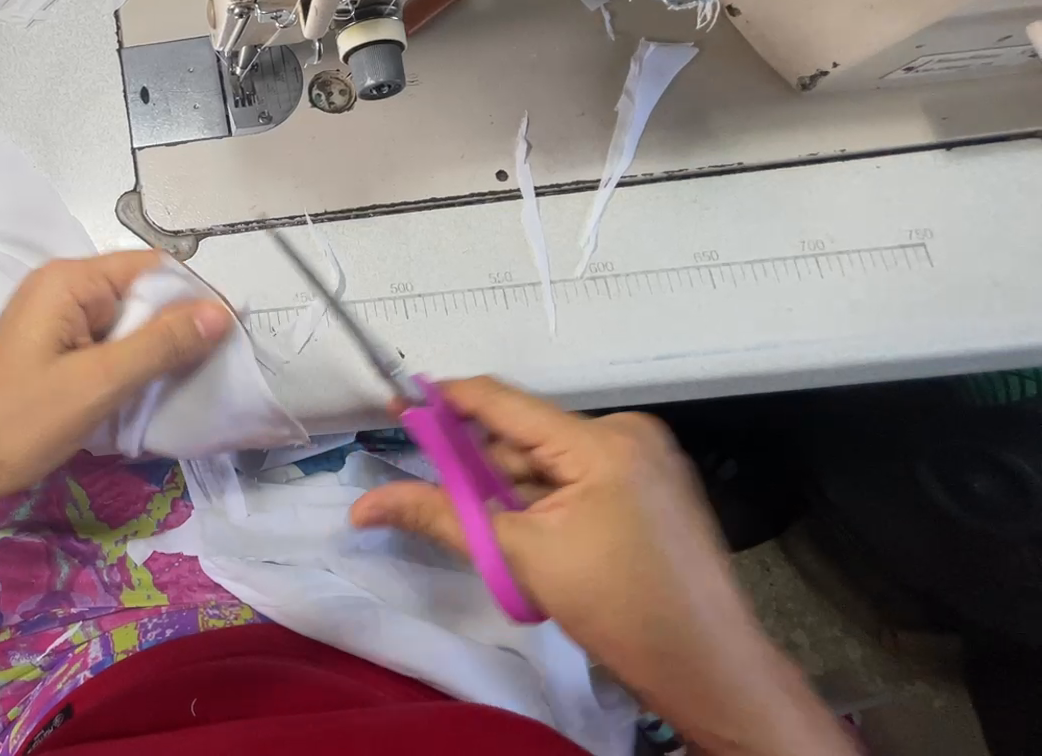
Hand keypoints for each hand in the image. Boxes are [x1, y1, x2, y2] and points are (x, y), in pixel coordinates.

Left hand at [0, 251, 231, 516]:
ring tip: (181, 389)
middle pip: (139, 294)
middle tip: (209, 373)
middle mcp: (61, 289)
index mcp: (68, 281)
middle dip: (175, 330)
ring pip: (125, 325)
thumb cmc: (16, 424)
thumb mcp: (97, 383)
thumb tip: (220, 311)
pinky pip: (105, 347)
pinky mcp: (52, 351)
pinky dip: (128, 368)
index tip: (228, 339)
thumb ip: (160, 344)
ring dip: (153, 354)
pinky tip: (143, 397)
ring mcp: (54, 321)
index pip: (151, 267)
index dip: (193, 297)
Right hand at [350, 378, 855, 755]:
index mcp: (600, 442)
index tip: (397, 405)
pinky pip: (568, 472)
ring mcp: (641, 457)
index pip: (500, 401)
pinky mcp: (646, 481)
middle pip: (520, 434)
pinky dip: (537, 497)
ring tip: (499, 535)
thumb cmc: (620, 612)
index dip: (443, 400)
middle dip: (478, 466)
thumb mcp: (518, 557)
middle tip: (444, 498)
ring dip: (507, 488)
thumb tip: (361, 505)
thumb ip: (436, 515)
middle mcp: (626, 433)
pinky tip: (530, 533)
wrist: (716, 678)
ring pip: (541, 457)